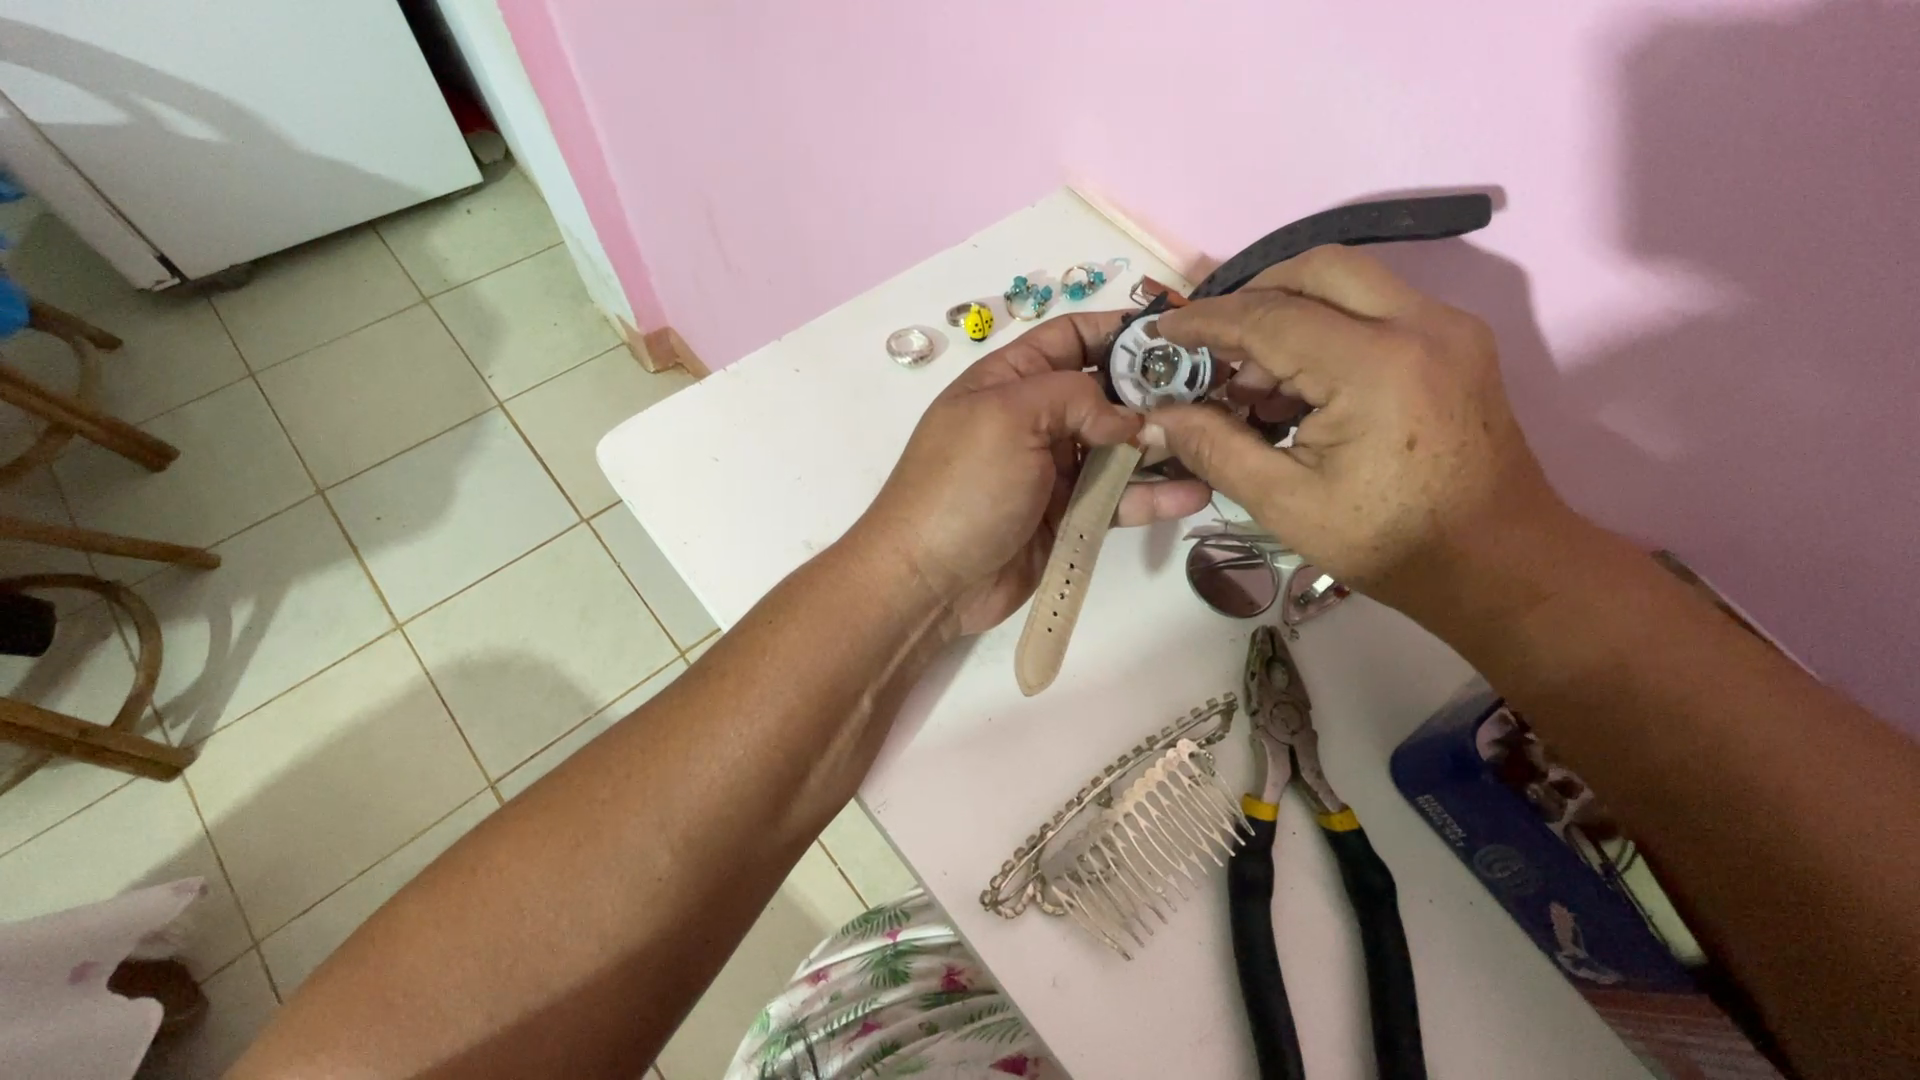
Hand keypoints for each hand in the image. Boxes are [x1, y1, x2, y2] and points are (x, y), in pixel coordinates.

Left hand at [853, 312, 1210, 635]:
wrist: (928, 581)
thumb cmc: (961, 486)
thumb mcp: (1008, 417)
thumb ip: (1073, 396)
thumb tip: (1127, 417)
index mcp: (1009, 380)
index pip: (1071, 337)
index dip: (1120, 331)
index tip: (1177, 336)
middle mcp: (1033, 419)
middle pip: (1105, 393)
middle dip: (1155, 391)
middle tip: (1215, 393)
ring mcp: (1051, 471)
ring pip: (1118, 449)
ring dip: (1162, 446)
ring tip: (1214, 442)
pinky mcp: (1067, 517)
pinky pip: (1117, 500)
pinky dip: (1153, 497)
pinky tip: (1195, 492)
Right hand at [1147, 245, 1573, 615]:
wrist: (1497, 563)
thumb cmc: (1387, 542)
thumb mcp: (1284, 503)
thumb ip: (1215, 449)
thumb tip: (1159, 416)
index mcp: (1374, 366)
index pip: (1270, 316)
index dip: (1208, 321)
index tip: (1164, 331)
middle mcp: (1420, 324)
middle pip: (1317, 269)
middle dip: (1253, 295)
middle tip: (1214, 344)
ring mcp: (1448, 328)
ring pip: (1351, 282)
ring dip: (1291, 312)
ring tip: (1257, 383)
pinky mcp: (1458, 344)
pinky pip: (1377, 308)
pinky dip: (1328, 327)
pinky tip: (1303, 388)